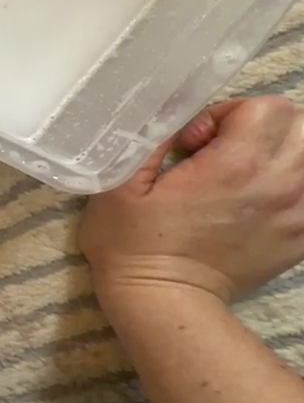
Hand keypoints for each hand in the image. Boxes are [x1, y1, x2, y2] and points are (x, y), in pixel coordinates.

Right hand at [82, 96, 303, 313]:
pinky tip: (255, 199)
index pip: (266, 108)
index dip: (225, 114)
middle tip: (220, 151)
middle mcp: (281, 181)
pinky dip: (290, 183)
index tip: (194, 142)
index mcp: (233, 166)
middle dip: (261, 127)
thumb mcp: (117, 187)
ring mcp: (301, 208)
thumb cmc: (129, 240)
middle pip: (302, 124)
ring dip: (279, 153)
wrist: (164, 294)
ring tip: (241, 173)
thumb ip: (148, 145)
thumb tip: (169, 120)